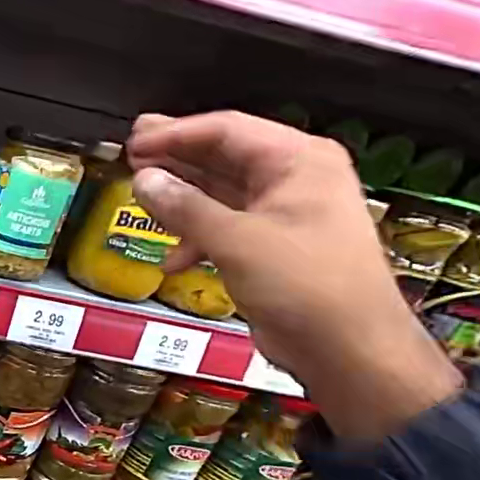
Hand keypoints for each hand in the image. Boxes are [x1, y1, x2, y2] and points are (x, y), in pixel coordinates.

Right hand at [127, 111, 460, 440]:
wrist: (346, 348)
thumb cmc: (304, 285)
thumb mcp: (236, 241)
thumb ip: (185, 207)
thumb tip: (144, 180)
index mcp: (297, 162)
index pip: (226, 130)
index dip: (175, 133)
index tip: (135, 141)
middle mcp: (292, 179)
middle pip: (223, 156)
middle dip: (176, 157)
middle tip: (133, 152)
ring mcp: (281, 214)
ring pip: (219, 192)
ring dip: (181, 198)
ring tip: (141, 196)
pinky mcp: (269, 246)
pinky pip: (224, 226)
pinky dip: (195, 236)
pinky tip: (173, 257)